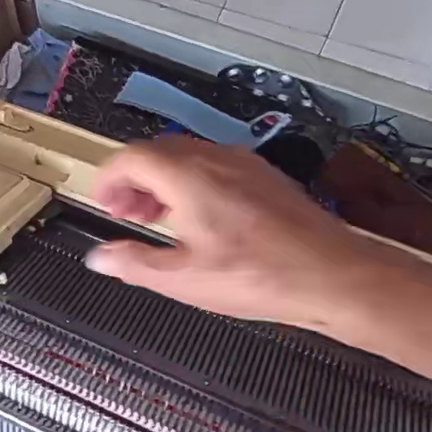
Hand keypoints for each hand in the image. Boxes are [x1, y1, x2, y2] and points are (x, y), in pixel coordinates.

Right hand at [86, 136, 396, 327]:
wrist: (330, 275)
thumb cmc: (266, 275)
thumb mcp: (184, 279)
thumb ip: (135, 263)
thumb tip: (102, 257)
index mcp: (189, 177)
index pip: (132, 157)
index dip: (109, 178)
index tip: (102, 200)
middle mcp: (217, 160)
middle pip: (159, 153)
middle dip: (134, 181)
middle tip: (124, 212)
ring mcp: (245, 166)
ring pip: (189, 159)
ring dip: (163, 183)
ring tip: (157, 218)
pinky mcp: (265, 179)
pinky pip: (217, 168)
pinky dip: (194, 185)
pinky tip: (200, 220)